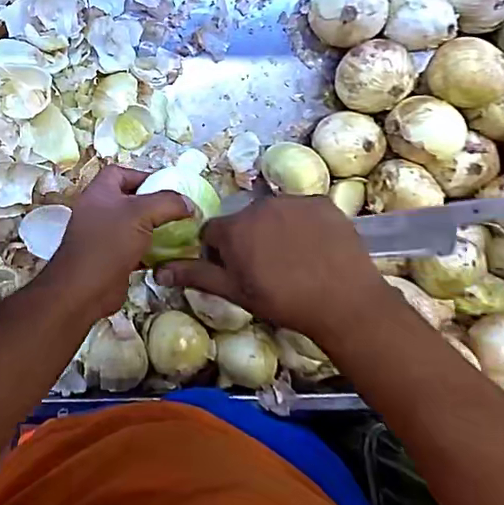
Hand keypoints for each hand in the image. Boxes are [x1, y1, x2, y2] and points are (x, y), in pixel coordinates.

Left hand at [44, 165, 194, 315]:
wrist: (85, 289)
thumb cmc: (109, 242)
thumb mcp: (141, 213)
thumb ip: (168, 203)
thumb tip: (189, 203)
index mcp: (100, 192)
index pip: (121, 173)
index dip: (143, 175)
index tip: (167, 186)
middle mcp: (99, 210)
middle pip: (130, 199)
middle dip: (154, 204)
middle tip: (177, 211)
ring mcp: (103, 235)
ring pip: (134, 226)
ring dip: (155, 229)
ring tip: (180, 232)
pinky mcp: (111, 258)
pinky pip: (135, 248)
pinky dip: (152, 250)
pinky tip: (170, 255)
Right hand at [159, 195, 389, 345]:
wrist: (344, 303)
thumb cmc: (283, 301)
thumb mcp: (235, 292)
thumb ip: (196, 276)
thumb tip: (158, 271)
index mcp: (234, 228)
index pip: (214, 233)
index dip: (221, 252)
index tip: (237, 270)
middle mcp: (259, 206)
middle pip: (244, 220)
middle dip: (250, 239)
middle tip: (269, 269)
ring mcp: (293, 201)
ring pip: (274, 213)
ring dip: (277, 230)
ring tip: (296, 260)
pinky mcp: (322, 202)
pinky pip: (304, 210)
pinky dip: (306, 224)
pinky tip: (316, 248)